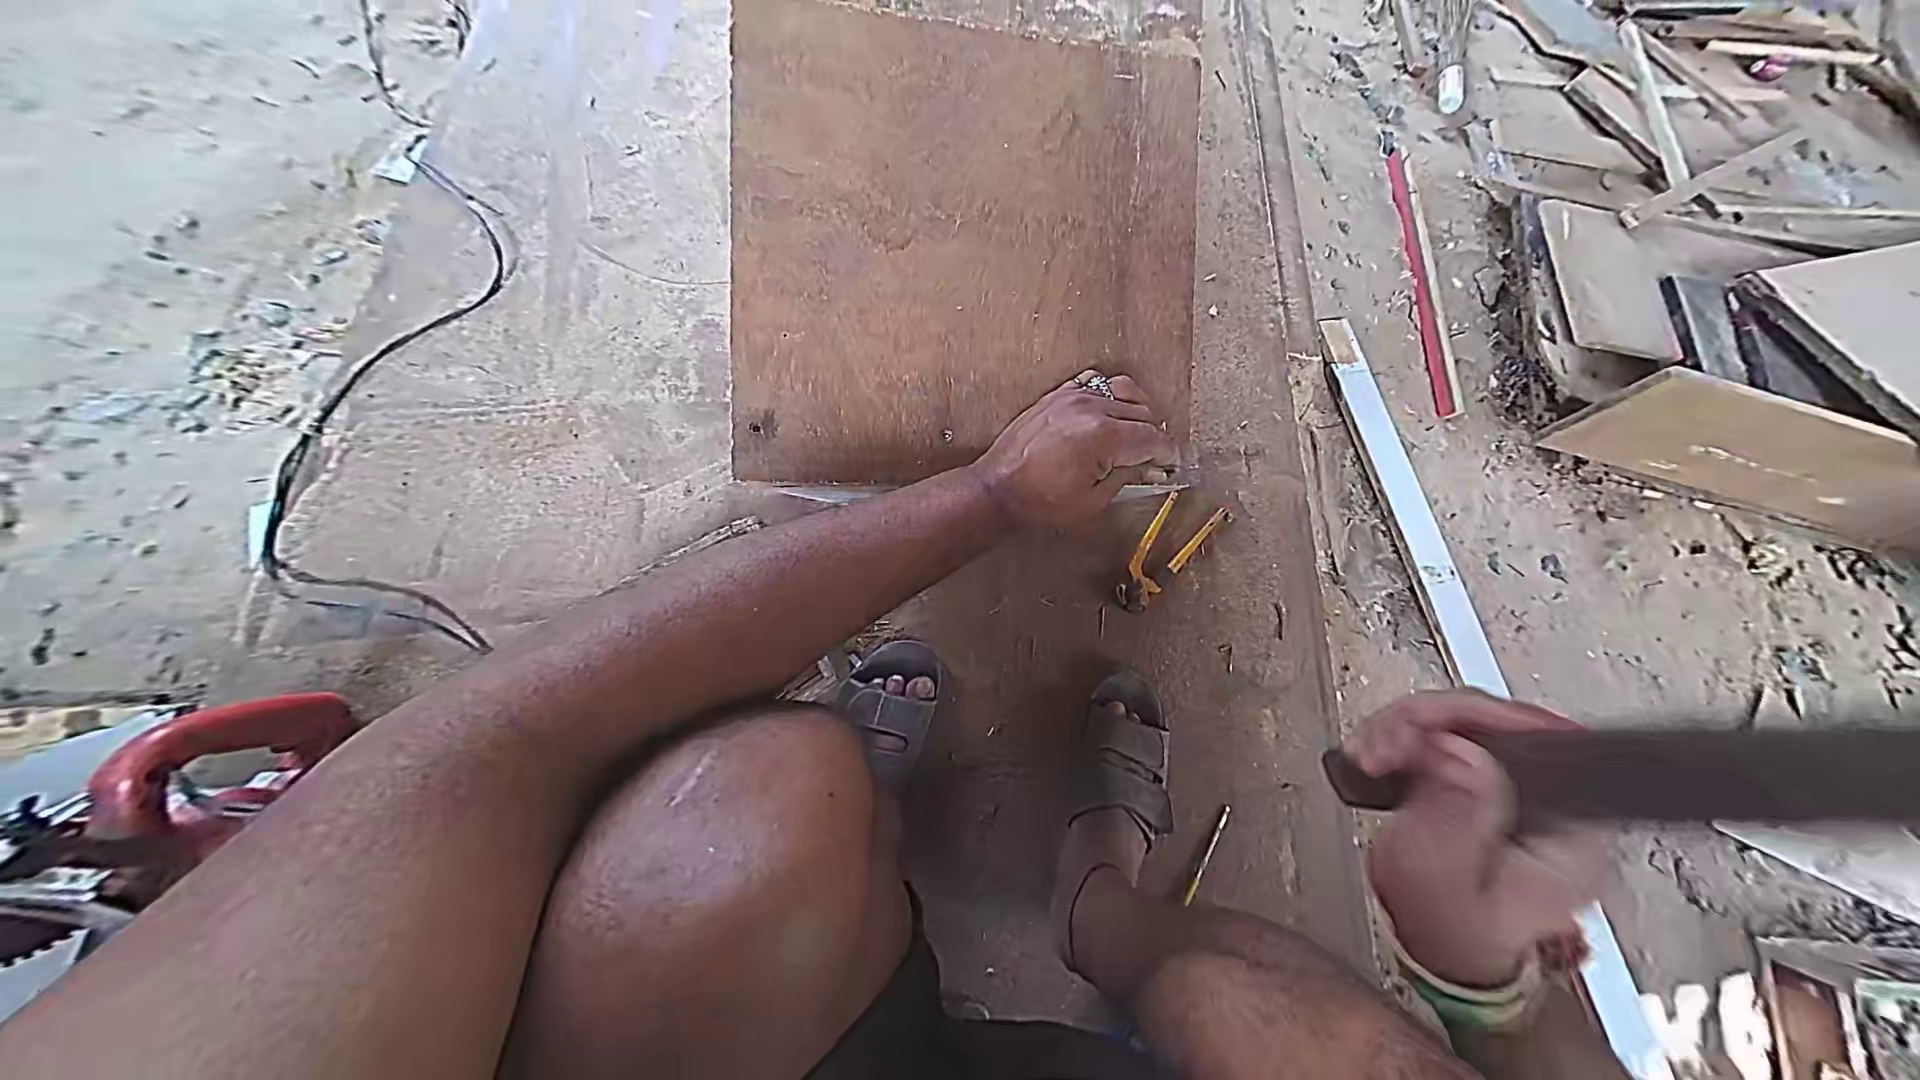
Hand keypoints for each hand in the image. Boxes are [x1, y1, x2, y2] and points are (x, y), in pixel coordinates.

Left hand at [967, 372, 1177, 527]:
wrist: (998, 490)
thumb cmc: (1040, 501)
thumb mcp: (1093, 499)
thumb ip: (1128, 476)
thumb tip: (1152, 467)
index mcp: (1104, 436)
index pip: (1154, 437)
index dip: (1168, 454)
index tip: (1171, 464)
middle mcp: (1091, 408)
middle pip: (1144, 413)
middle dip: (1153, 437)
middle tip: (1151, 460)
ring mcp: (1072, 397)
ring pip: (1125, 391)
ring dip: (1136, 412)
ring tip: (1133, 436)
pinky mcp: (1057, 396)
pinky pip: (1096, 383)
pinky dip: (1109, 396)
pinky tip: (1108, 416)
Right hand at [1347, 691, 1609, 988]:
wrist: (1436, 940)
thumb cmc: (1449, 924)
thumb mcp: (1446, 881)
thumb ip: (1454, 820)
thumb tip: (1462, 754)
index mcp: (1567, 826)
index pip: (1539, 740)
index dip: (1475, 721)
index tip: (1422, 731)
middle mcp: (1546, 797)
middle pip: (1492, 718)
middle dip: (1424, 721)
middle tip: (1385, 746)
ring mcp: (1507, 780)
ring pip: (1458, 715)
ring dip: (1401, 725)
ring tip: (1373, 755)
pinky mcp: (1472, 770)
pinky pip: (1435, 727)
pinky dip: (1394, 731)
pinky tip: (1375, 753)